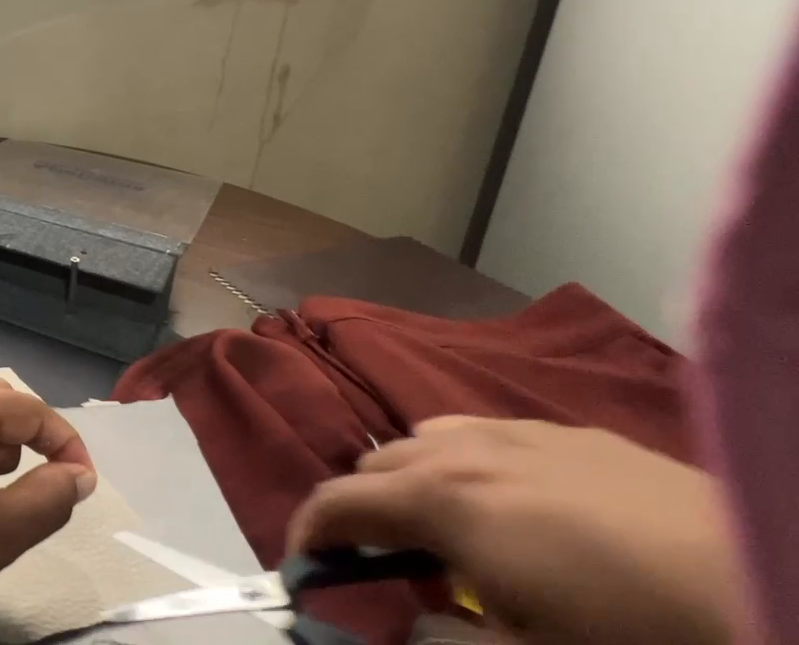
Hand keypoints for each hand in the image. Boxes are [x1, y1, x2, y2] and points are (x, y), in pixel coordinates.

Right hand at [288, 416, 743, 644]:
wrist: (779, 587)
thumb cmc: (636, 633)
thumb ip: (443, 639)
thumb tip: (406, 623)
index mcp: (440, 499)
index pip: (337, 501)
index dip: (307, 533)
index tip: (304, 569)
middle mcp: (463, 449)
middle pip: (376, 462)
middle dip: (365, 508)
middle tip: (392, 564)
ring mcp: (522, 432)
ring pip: (429, 438)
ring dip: (417, 479)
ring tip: (453, 529)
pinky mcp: (578, 434)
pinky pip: (491, 435)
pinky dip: (473, 465)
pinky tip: (525, 507)